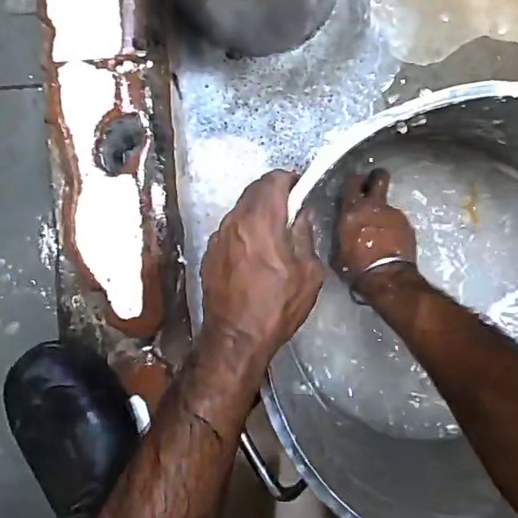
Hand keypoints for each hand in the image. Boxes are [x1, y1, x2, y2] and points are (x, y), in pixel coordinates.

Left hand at [200, 171, 322, 369]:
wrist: (235, 337)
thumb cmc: (276, 306)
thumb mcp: (308, 272)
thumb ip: (305, 235)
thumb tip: (301, 215)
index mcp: (260, 220)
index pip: (273, 180)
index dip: (291, 179)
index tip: (302, 189)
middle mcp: (234, 221)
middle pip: (254, 191)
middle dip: (275, 193)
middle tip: (293, 209)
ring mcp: (218, 237)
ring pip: (240, 210)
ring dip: (258, 212)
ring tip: (276, 233)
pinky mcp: (210, 253)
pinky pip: (230, 230)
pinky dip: (245, 231)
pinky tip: (256, 253)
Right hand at [335, 169, 417, 282]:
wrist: (386, 277)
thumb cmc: (355, 266)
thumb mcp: (336, 250)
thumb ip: (340, 232)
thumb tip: (341, 228)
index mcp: (351, 210)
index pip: (352, 181)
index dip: (354, 180)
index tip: (354, 183)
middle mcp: (373, 206)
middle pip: (379, 178)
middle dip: (376, 178)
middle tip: (373, 186)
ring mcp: (393, 213)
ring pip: (387, 203)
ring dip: (383, 211)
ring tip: (380, 229)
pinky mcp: (407, 224)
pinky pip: (397, 220)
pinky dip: (393, 227)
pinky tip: (390, 240)